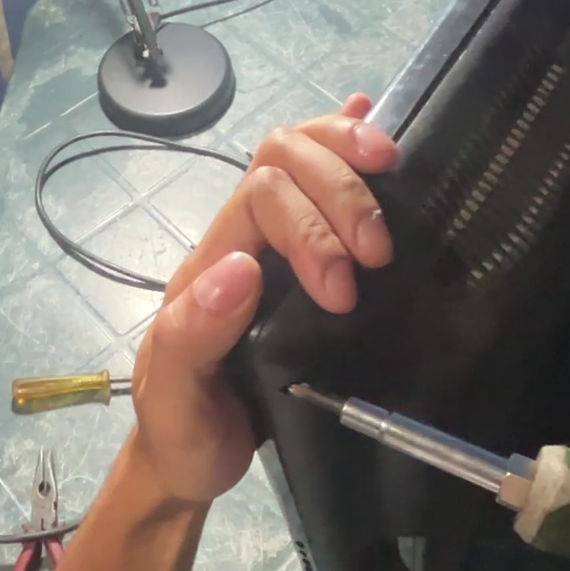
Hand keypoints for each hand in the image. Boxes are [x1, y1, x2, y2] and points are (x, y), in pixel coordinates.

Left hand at [125, 93, 399, 503]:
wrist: (189, 455)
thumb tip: (240, 269)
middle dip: (341, 192)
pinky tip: (371, 115)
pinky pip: (316, 183)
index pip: (261, 197)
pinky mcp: (300, 264)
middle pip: (283, 158)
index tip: (343, 292)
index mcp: (210, 265)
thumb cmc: (183, 431)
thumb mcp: (174, 399)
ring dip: (349, 156)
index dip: (311, 227)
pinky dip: (342, 143)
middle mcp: (240, 241)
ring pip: (300, 155)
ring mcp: (270, 246)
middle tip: (379, 253)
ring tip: (395, 169)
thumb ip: (190, 338)